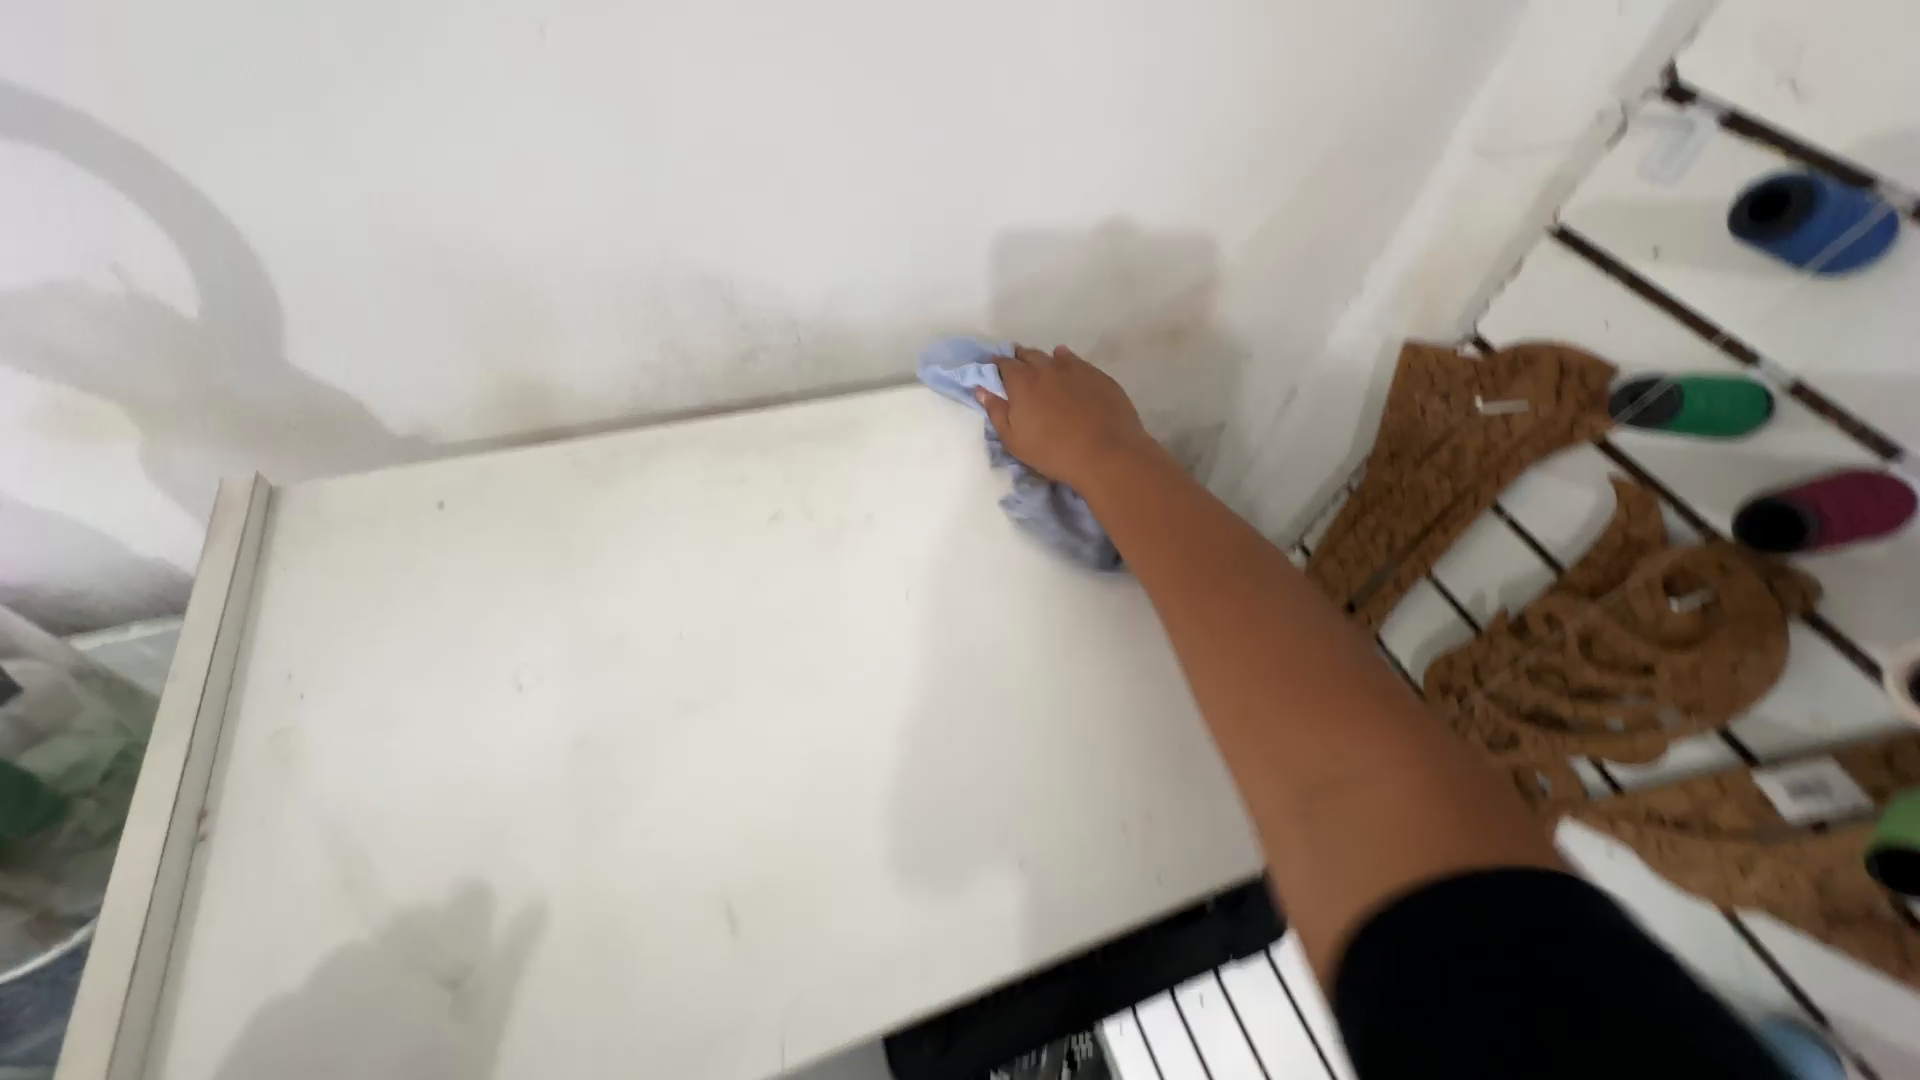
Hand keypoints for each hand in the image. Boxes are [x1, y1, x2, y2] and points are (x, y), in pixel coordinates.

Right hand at [976, 345, 1156, 490]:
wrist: (1106, 454)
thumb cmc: (1052, 452)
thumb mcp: (1014, 440)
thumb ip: (996, 412)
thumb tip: (982, 390)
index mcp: (1022, 382)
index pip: (1004, 364)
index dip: (998, 366)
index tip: (996, 372)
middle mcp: (1047, 368)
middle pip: (1029, 355)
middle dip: (1020, 359)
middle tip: (1018, 369)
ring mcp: (1076, 369)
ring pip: (1055, 355)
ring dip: (1045, 360)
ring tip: (1043, 368)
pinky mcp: (1098, 376)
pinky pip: (1078, 362)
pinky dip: (1068, 362)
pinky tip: (1070, 369)